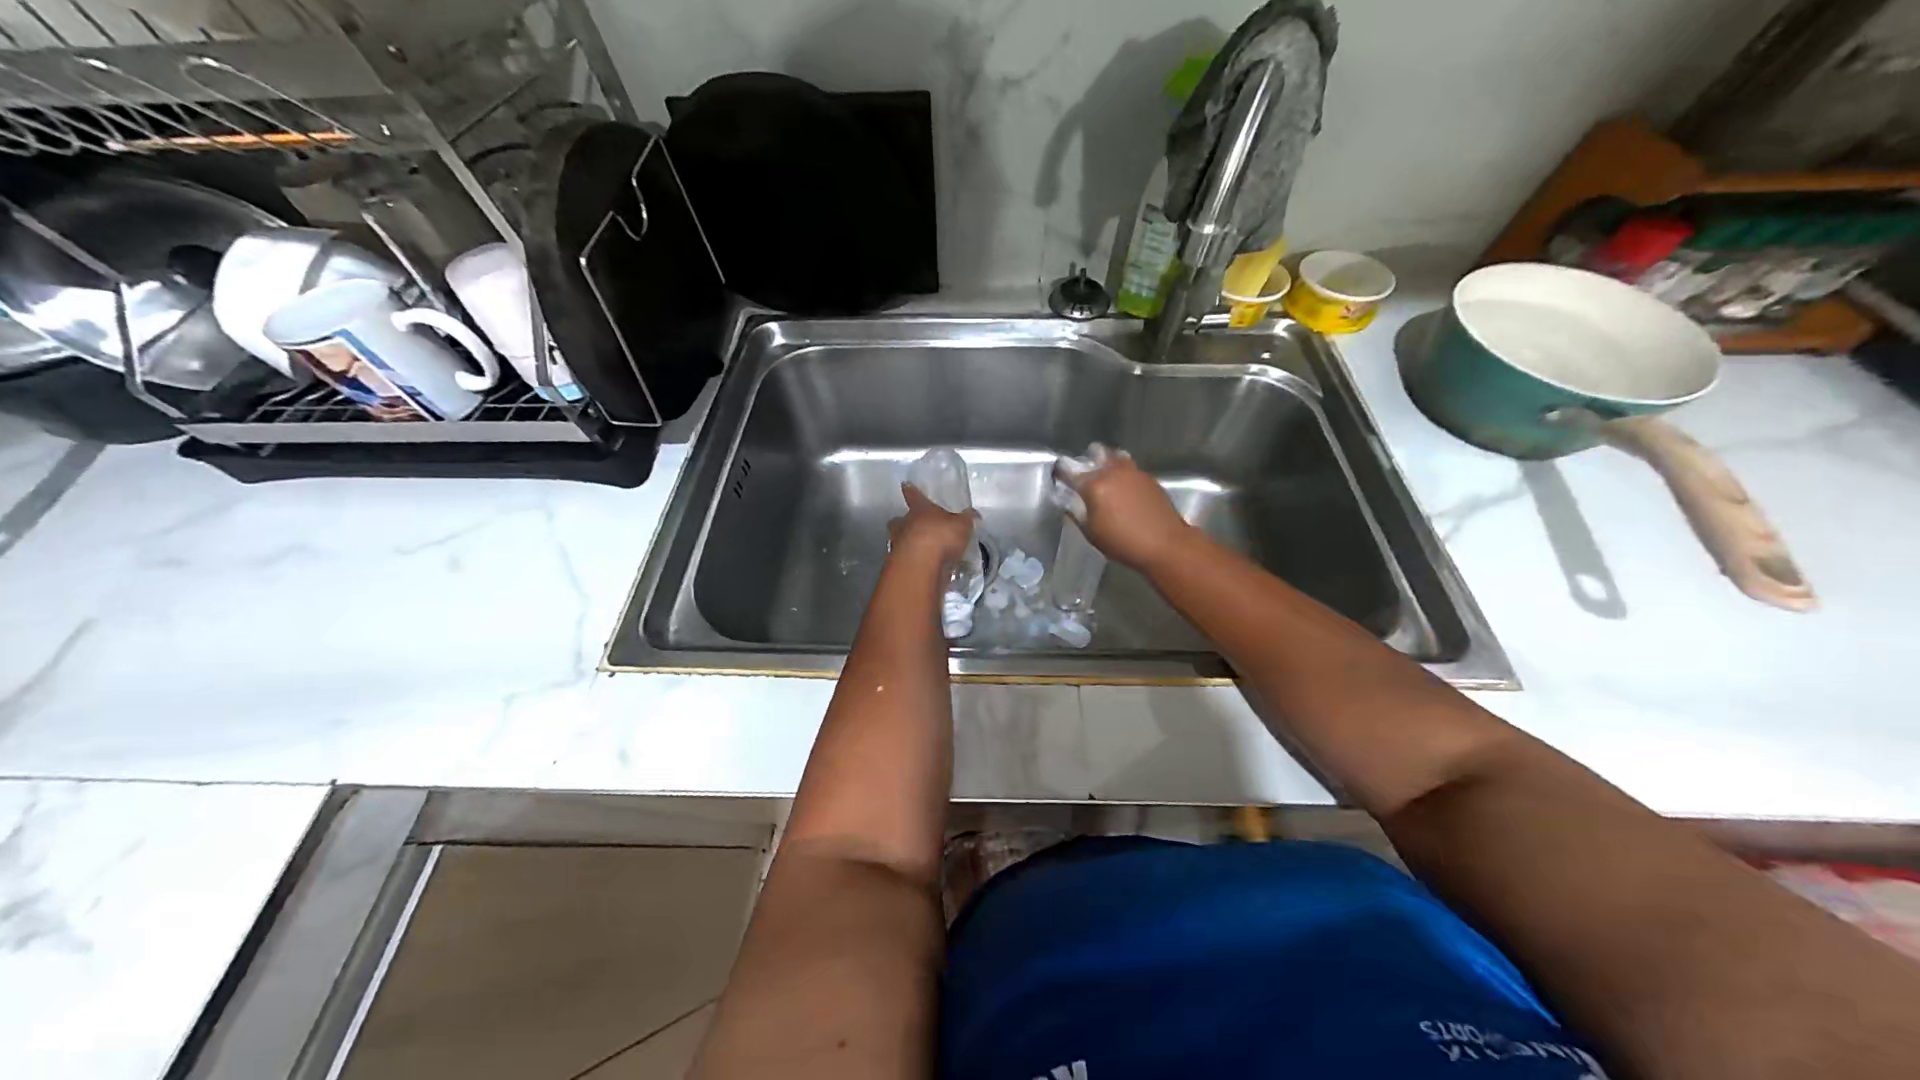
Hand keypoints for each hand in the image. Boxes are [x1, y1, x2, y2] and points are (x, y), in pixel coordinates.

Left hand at [889, 484, 977, 566]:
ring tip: (921, 550)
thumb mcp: (962, 525)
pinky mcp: (897, 563)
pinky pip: (904, 558)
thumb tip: (973, 513)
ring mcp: (897, 544)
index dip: (911, 490)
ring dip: (907, 543)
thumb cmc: (940, 537)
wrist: (920, 566)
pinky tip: (921, 566)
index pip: (913, 495)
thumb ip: (966, 519)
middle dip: (904, 522)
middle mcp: (904, 524)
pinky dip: (911, 561)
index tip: (905, 484)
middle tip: (913, 526)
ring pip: (899, 539)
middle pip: (899, 520)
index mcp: (919, 509)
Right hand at [1056, 448, 1193, 571]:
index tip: (1058, 478)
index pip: (1067, 468)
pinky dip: (1121, 471)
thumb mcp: (1090, 532)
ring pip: (1114, 455)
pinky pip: (1128, 466)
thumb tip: (1065, 497)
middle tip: (1083, 476)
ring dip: (1106, 462)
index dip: (1059, 472)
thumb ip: (1074, 511)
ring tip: (1104, 478)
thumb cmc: (1123, 542)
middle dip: (1086, 461)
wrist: (1166, 544)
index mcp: (1093, 484)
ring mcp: (1132, 471)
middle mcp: (1112, 470)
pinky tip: (1123, 488)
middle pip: (1094, 452)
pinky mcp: (1148, 476)